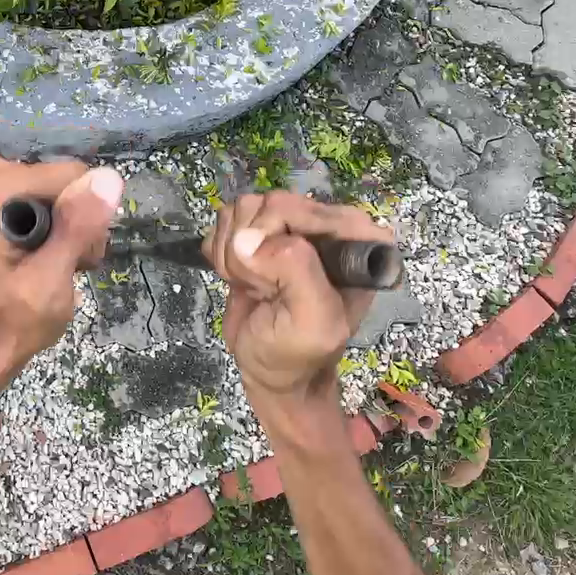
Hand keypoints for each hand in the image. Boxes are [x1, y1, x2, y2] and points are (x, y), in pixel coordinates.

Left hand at [0, 156, 123, 380]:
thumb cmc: (16, 318)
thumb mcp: (51, 278)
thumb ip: (77, 227)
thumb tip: (109, 177)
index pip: (68, 177)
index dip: (81, 217)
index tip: (72, 256)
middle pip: (68, 180)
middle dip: (78, 221)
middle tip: (67, 263)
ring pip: (69, 188)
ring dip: (76, 228)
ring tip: (62, 263)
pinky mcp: (8, 191)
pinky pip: (58, 194)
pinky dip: (66, 225)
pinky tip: (57, 252)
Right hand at [203, 192, 384, 409]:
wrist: (270, 371)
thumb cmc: (299, 353)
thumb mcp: (313, 321)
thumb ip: (295, 271)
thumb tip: (246, 240)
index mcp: (355, 241)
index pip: (304, 207)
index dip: (277, 232)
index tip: (271, 273)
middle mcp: (323, 225)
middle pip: (268, 203)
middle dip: (253, 248)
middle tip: (263, 288)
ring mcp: (286, 227)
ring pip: (241, 209)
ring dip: (233, 253)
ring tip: (253, 286)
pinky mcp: (253, 234)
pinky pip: (223, 220)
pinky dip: (220, 251)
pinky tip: (238, 278)